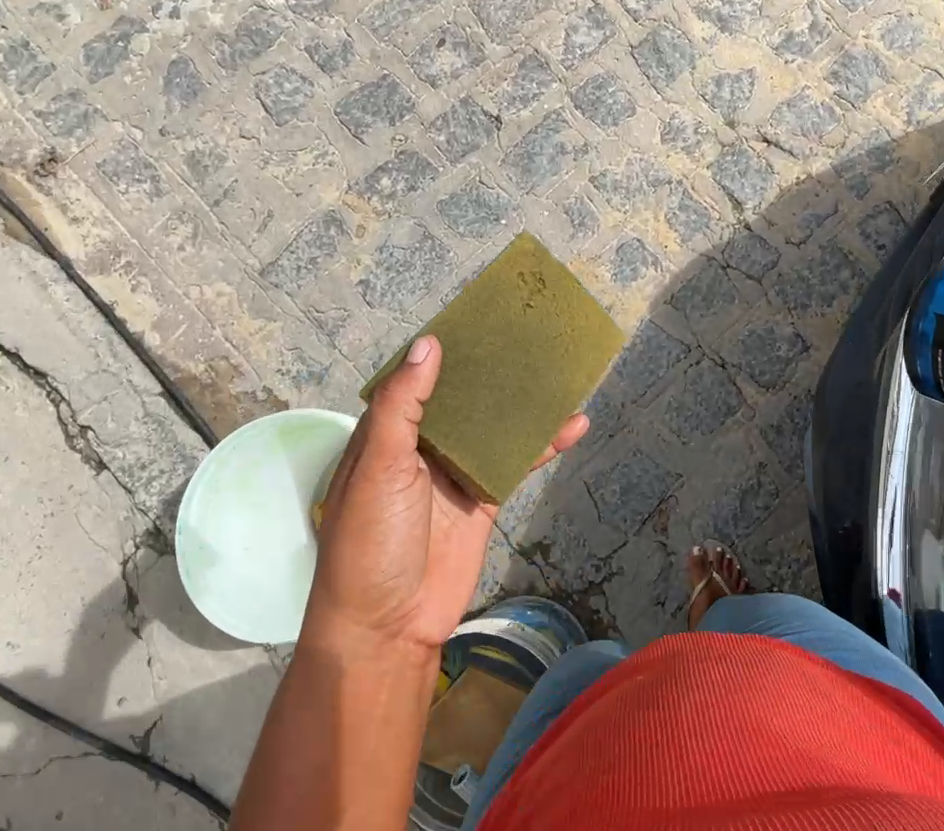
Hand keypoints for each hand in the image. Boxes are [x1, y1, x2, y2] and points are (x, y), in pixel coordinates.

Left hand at [301, 335, 588, 653]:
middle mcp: (420, 449)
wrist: (390, 625)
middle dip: (493, 372)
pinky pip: (517, 464)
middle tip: (533, 337)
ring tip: (562, 373)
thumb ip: (402, 407)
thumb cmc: (370, 542)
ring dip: (525, 406)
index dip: (446, 350)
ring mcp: (455, 475)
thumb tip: (430, 345)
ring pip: (495, 429)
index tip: (480, 318)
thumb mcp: (377, 468)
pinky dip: (544, 445)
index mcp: (385, 435)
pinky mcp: (484, 500)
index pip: (417, 380)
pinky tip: (573, 426)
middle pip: (462, 400)